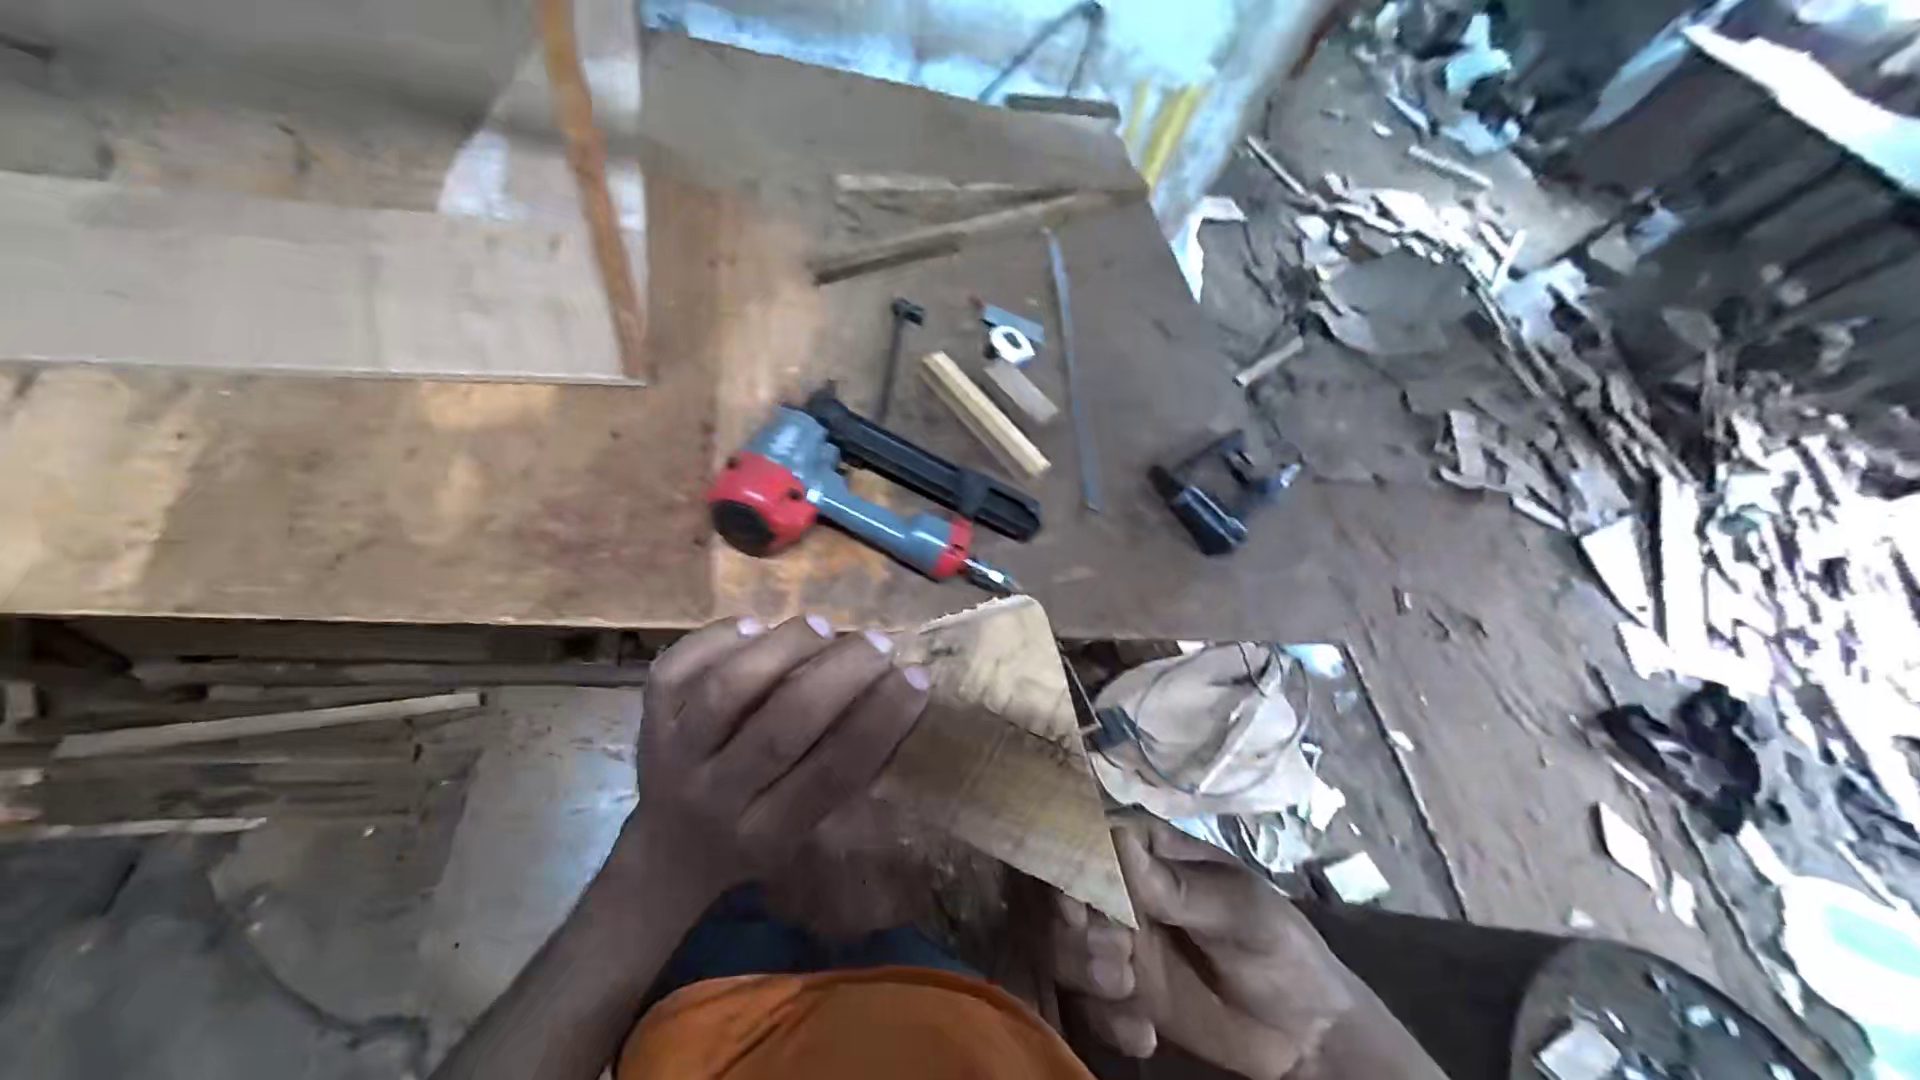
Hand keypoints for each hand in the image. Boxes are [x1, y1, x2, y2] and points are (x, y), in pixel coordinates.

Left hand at [617, 614, 930, 904]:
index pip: (832, 773)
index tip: (916, 675)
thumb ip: (843, 769)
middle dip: (839, 675)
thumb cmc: (759, 836)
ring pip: (727, 691)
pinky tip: (755, 627)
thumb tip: (895, 690)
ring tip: (822, 626)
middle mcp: (717, 796)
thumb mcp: (806, 827)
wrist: (670, 854)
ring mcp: (673, 756)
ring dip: (782, 649)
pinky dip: (718, 638)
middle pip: (781, 727)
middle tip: (877, 642)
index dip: (880, 720)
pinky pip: (677, 669)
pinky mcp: (647, 721)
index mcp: (769, 831)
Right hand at [1051, 819, 1355, 1079]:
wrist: (1305, 1034)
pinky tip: (1146, 1036)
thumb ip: (1176, 885)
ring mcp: (1111, 937)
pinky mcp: (1115, 990)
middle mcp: (1114, 884)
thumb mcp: (1238, 910)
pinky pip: (1079, 999)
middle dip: (1074, 932)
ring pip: (1055, 942)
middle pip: (1054, 891)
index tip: (1077, 906)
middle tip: (1118, 959)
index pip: (1081, 836)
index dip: (1065, 865)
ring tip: (1131, 993)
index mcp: (1141, 846)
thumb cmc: (1278, 946)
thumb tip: (1114, 839)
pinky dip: (1104, 1020)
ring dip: (1083, 971)